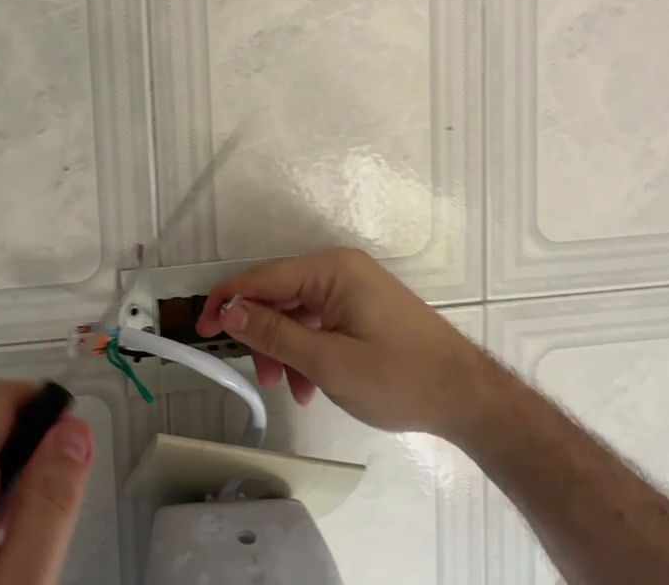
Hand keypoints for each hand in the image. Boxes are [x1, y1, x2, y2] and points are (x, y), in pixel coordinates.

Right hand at [195, 247, 492, 439]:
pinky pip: (319, 322)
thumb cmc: (400, 378)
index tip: (201, 330)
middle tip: (262, 377)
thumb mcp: (328, 362)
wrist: (468, 398)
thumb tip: (230, 312)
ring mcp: (353, 288)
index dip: (226, 302)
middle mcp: (339, 270)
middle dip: (263, 336)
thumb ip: (274, 334)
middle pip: (278, 296)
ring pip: (297, 314)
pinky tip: (312, 385)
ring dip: (286, 350)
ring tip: (292, 390)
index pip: (261, 278)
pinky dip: (308, 351)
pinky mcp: (363, 308)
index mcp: (330, 271)